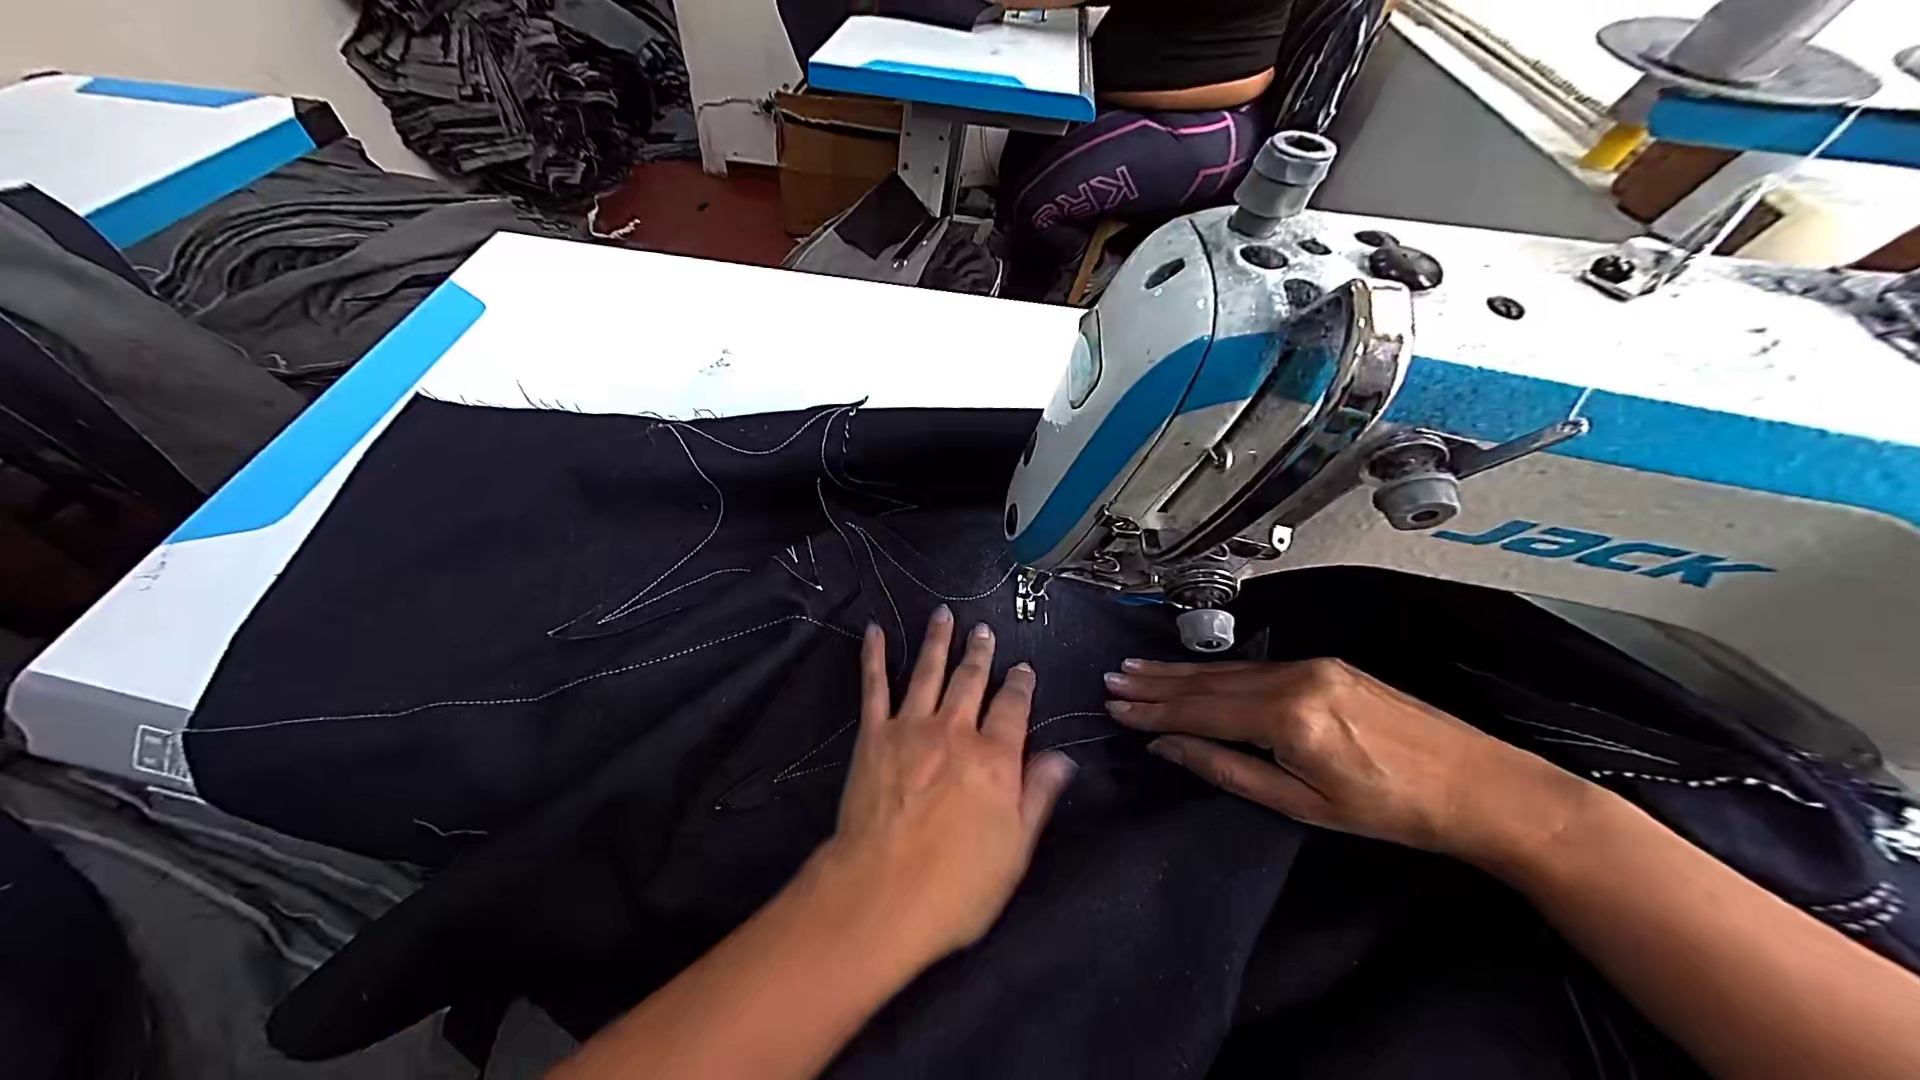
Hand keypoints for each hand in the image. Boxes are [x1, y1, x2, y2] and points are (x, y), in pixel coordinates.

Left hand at [811, 606, 1077, 965]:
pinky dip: (874, 656)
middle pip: (972, 681)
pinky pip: (875, 686)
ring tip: (944, 615)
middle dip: (980, 653)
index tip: (1022, 669)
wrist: (880, 895)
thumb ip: (1038, 795)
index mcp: (995, 758)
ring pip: (929, 671)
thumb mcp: (1015, 849)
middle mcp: (956, 732)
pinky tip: (875, 632)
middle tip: (984, 630)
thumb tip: (1063, 757)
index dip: (1020, 685)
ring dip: (938, 640)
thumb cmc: (956, 885)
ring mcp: (911, 728)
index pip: (1014, 708)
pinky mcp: (874, 735)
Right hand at [1102, 657, 1592, 864]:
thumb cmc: (1393, 811)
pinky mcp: (1326, 664)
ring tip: (1139, 670)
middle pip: (1209, 681)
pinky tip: (1193, 671)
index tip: (1115, 706)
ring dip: (1180, 672)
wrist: (1483, 787)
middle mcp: (1295, 679)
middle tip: (1113, 679)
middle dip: (1157, 683)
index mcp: (1289, 718)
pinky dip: (1216, 671)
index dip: (1154, 710)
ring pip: (1229, 670)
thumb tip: (1169, 746)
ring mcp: (1312, 665)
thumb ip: (1228, 769)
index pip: (1201, 710)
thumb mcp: (1303, 804)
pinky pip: (1255, 667)